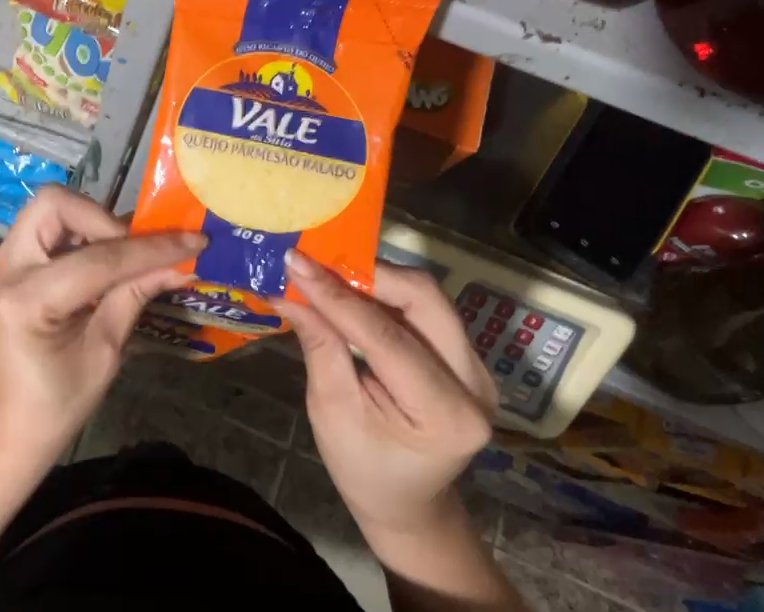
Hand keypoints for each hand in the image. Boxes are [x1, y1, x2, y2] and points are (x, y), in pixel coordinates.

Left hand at [0, 187, 204, 456]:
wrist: (14, 423)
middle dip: (104, 217)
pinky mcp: (10, 261)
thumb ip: (135, 296)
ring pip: (50, 208)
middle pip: (54, 204)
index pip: (97, 259)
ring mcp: (2, 261)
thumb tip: (182, 263)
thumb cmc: (60, 401)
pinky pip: (48, 226)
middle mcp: (6, 268)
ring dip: (93, 222)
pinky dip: (82, 233)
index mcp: (27, 302)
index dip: (149, 249)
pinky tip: (107, 258)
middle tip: (138, 248)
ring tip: (126, 253)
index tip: (192, 242)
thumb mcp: (106, 351)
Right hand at [275, 253, 497, 541]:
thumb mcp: (331, 412)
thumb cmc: (362, 466)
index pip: (387, 337)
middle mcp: (474, 383)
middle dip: (367, 274)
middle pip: (425, 299)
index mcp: (446, 414)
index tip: (294, 262)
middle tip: (315, 263)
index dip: (337, 296)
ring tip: (326, 274)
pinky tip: (348, 292)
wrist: (406, 500)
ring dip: (374, 279)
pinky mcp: (464, 355)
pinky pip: (423, 308)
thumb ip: (319, 347)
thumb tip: (287, 290)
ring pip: (426, 296)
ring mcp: (476, 366)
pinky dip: (382, 293)